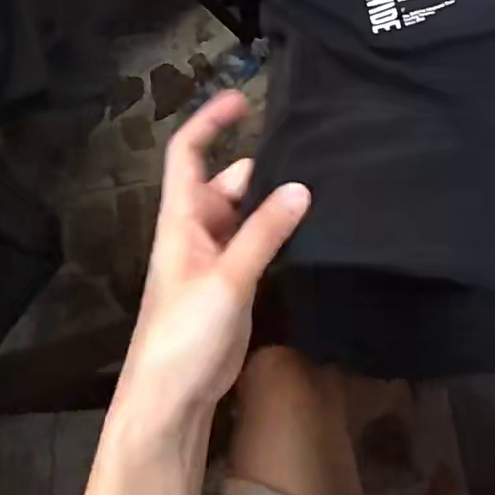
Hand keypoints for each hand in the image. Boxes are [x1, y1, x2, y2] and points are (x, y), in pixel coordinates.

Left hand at [114, 91, 311, 424]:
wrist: (172, 396)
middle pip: (229, 179)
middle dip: (263, 165)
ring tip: (322, 183)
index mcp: (182, 217)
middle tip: (311, 154)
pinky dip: (279, 229)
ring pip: (248, 211)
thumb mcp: (226, 280)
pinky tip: (311, 226)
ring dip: (275, 199)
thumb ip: (264, 233)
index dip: (209, 121)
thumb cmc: (184, 334)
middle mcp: (198, 226)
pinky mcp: (234, 278)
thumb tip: (301, 188)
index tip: (242, 98)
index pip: (188, 153)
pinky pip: (258, 240)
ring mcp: (217, 253)